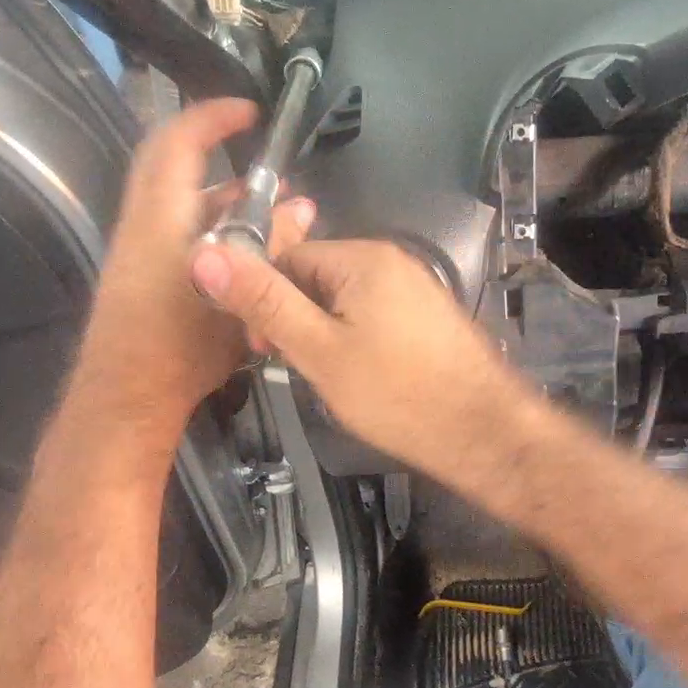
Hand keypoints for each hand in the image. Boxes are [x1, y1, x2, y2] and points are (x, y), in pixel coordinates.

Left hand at [73, 99, 314, 428]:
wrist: (126, 397)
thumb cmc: (179, 348)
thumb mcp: (238, 296)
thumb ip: (270, 250)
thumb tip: (301, 208)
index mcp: (161, 219)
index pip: (178, 142)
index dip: (212, 117)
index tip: (249, 113)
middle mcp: (143, 223)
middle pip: (175, 167)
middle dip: (221, 160)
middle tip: (268, 171)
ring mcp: (138, 249)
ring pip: (182, 204)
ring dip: (224, 202)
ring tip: (273, 217)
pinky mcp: (143, 275)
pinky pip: (180, 232)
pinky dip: (214, 231)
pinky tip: (249, 257)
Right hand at [189, 238, 538, 478]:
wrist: (482, 433)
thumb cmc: (397, 394)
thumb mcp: (319, 350)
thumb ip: (265, 302)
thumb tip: (205, 255)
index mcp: (364, 259)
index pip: (288, 259)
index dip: (264, 301)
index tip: (262, 348)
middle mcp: (394, 263)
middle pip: (317, 280)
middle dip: (296, 320)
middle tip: (297, 369)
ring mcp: (417, 291)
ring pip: (345, 304)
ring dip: (325, 336)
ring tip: (332, 380)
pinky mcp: (429, 321)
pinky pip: (375, 319)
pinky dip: (357, 344)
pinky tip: (363, 380)